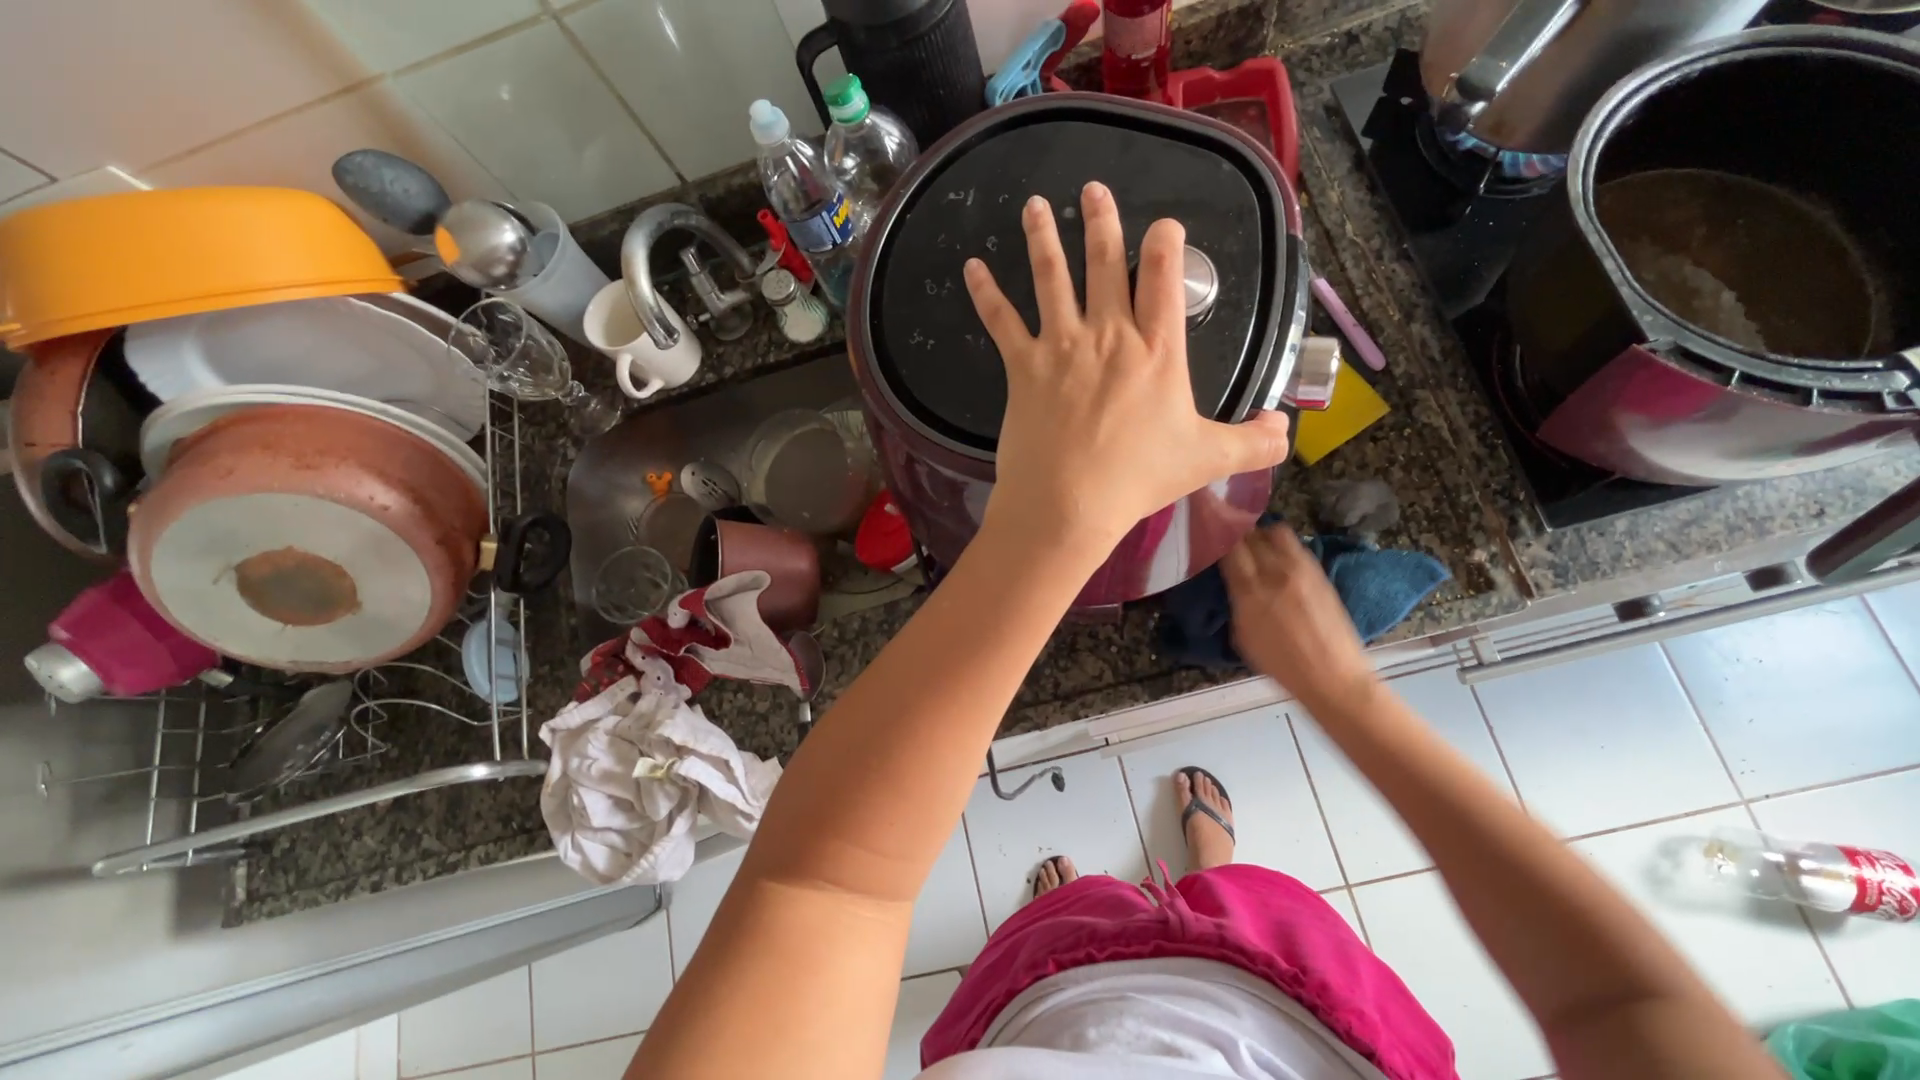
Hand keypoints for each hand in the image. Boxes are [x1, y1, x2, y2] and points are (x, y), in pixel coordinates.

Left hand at [964, 182, 1290, 554]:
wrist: (1069, 504)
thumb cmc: (1139, 479)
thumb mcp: (1209, 460)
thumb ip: (1254, 441)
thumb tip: (1285, 428)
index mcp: (1157, 350)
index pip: (1165, 277)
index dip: (1166, 242)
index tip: (1163, 225)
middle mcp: (1109, 334)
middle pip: (1105, 262)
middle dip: (1101, 220)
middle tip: (1092, 190)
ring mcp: (1061, 346)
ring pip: (1051, 277)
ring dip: (1042, 237)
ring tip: (1033, 206)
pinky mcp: (1022, 366)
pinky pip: (1001, 320)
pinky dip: (985, 292)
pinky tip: (972, 267)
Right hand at [1222, 525, 1379, 715]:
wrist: (1332, 674)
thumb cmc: (1281, 664)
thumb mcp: (1243, 636)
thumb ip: (1236, 602)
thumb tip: (1233, 581)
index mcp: (1250, 592)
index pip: (1229, 548)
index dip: (1218, 538)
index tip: (1211, 537)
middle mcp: (1275, 573)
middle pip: (1251, 534)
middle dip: (1237, 533)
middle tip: (1229, 539)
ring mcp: (1301, 570)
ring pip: (1276, 532)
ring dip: (1261, 534)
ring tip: (1255, 546)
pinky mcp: (1320, 572)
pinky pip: (1296, 545)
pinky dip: (1281, 546)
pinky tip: (1277, 558)